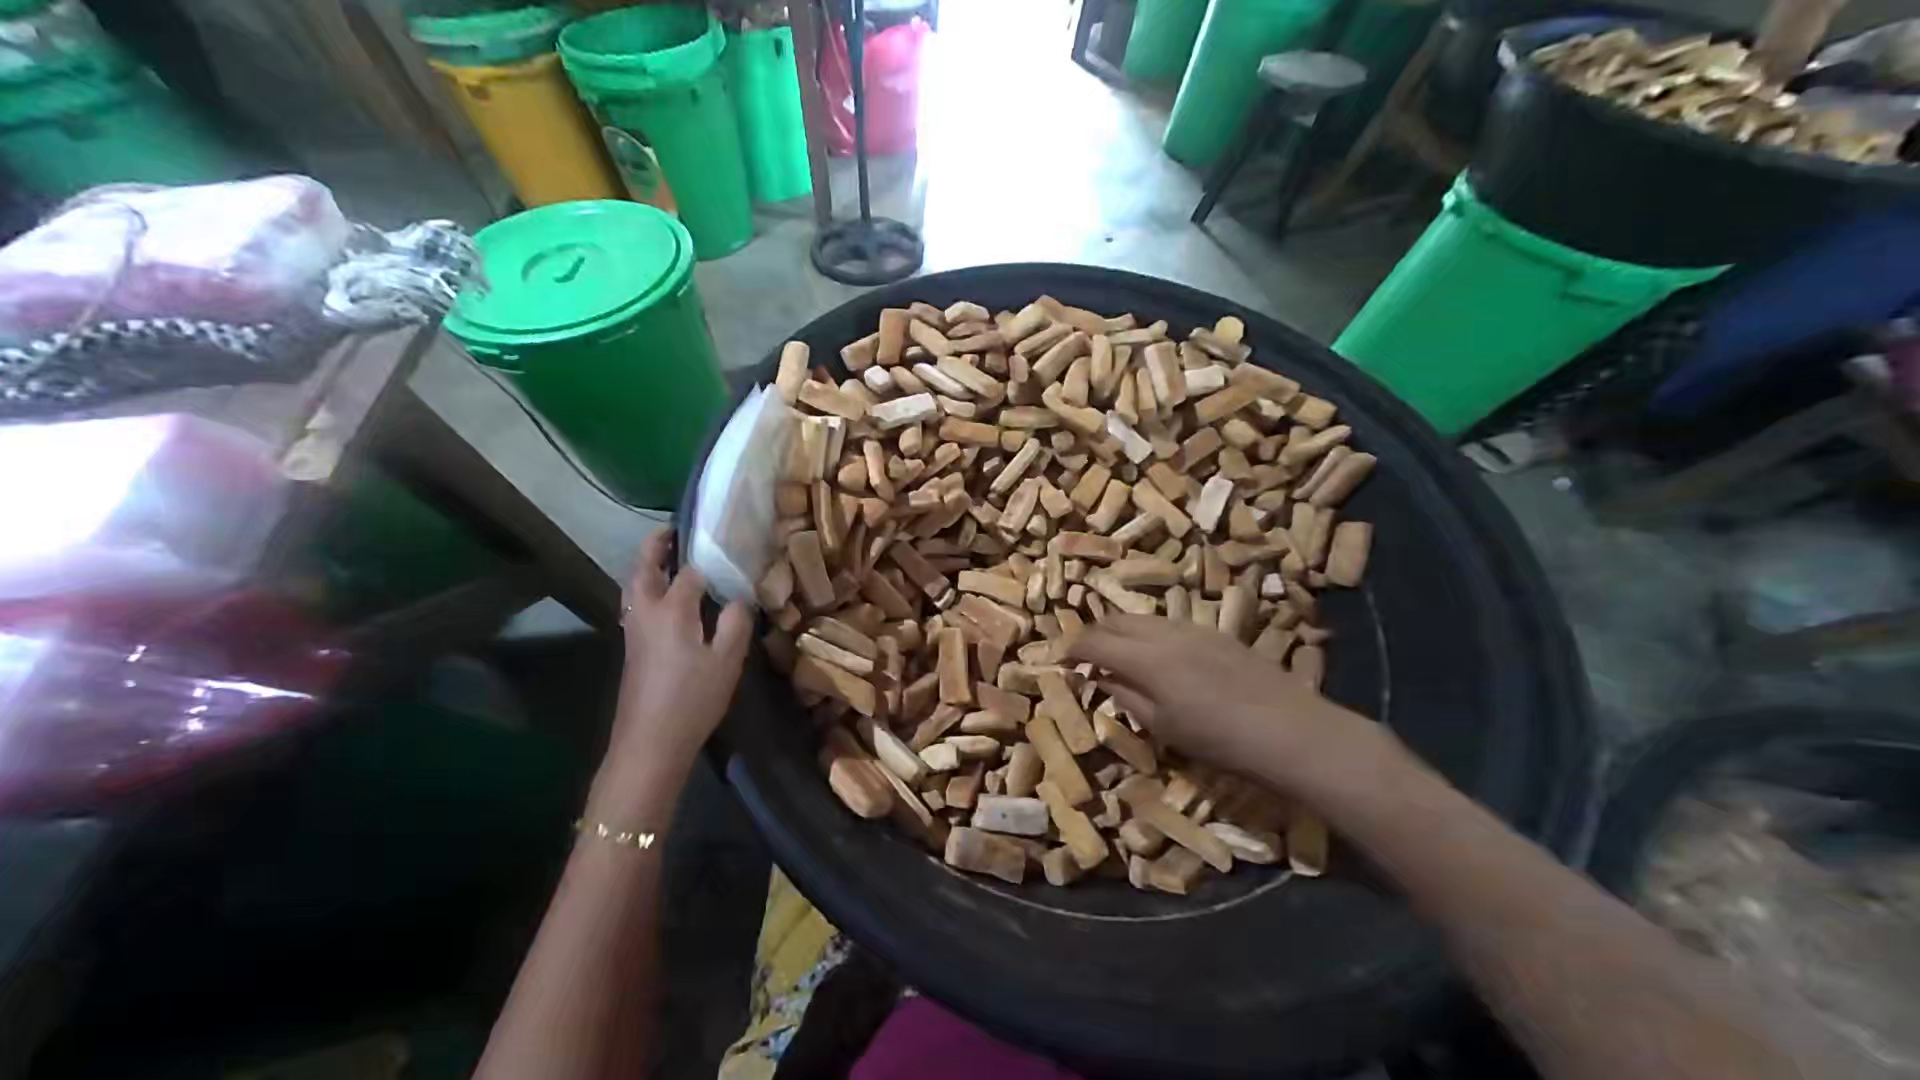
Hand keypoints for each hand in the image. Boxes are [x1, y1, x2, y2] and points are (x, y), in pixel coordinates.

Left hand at [597, 531, 751, 799]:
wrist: (649, 742)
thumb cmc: (692, 699)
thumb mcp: (727, 660)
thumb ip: (736, 622)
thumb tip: (740, 598)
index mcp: (671, 609)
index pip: (689, 571)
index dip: (707, 557)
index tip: (726, 544)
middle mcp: (646, 612)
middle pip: (644, 568)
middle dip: (656, 546)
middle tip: (673, 531)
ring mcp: (634, 630)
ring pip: (634, 586)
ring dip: (647, 566)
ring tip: (668, 558)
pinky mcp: (632, 648)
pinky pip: (636, 604)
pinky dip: (647, 587)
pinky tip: (667, 600)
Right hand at [1067, 614, 1402, 798]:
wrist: (1291, 731)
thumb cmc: (1220, 740)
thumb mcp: (1163, 727)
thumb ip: (1125, 696)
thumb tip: (1099, 676)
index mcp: (1146, 659)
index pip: (1094, 641)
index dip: (1071, 649)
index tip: (1059, 660)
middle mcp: (1165, 633)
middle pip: (1115, 620)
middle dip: (1092, 633)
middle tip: (1083, 655)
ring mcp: (1193, 628)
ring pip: (1142, 617)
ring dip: (1120, 630)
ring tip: (1115, 652)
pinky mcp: (1216, 632)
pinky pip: (1167, 622)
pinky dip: (1147, 632)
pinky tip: (1155, 653)